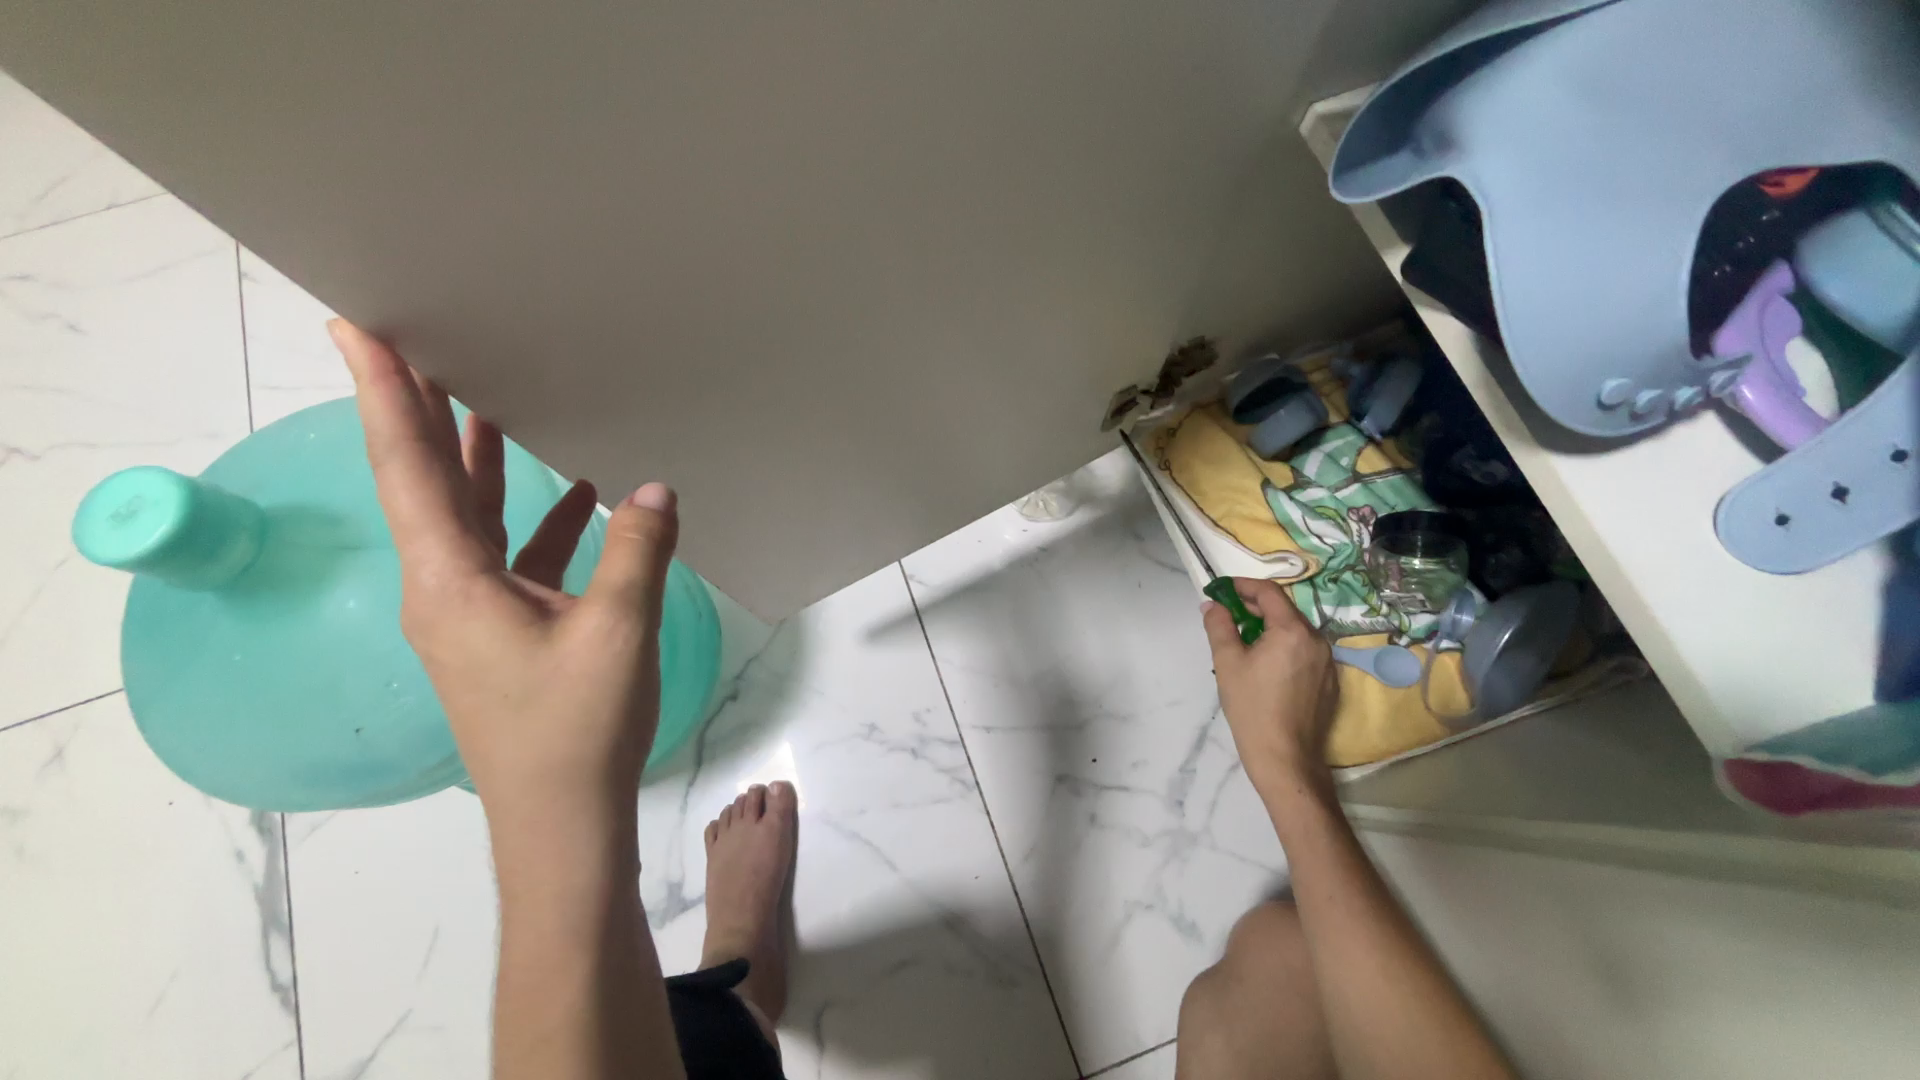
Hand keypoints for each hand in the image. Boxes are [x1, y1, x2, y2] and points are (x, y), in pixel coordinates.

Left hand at [332, 319, 677, 813]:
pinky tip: (578, 495)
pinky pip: (509, 553)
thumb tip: (654, 489)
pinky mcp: (502, 630)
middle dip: (420, 410)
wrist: (561, 817)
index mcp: (452, 581)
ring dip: (478, 458)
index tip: (357, 329)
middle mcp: (445, 587)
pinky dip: (535, 517)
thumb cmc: (576, 725)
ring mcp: (471, 611)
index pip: (411, 469)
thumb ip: (636, 550)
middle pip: (426, 482)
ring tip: (492, 397)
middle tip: (415, 340)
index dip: (386, 396)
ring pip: (468, 515)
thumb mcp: (617, 630)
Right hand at [1201, 578, 1336, 792]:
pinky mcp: (1329, 681)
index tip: (1222, 591)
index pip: (1269, 592)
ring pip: (1296, 631)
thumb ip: (1219, 626)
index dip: (1243, 586)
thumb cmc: (1251, 707)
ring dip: (1270, 628)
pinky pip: (1305, 652)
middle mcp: (1316, 640)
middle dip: (1255, 608)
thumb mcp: (1227, 663)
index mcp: (1292, 631)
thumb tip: (1213, 605)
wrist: (1285, 756)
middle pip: (1285, 610)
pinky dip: (1284, 648)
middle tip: (1228, 617)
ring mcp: (1327, 662)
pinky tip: (1266, 667)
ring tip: (1245, 643)